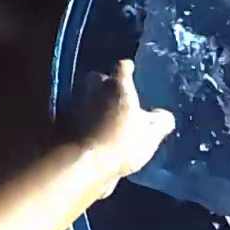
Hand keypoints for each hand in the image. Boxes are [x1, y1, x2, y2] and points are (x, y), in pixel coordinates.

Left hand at [81, 60, 175, 189]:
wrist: (84, 162)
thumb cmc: (122, 142)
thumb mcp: (151, 135)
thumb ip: (160, 121)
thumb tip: (164, 115)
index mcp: (118, 85)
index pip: (122, 67)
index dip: (127, 68)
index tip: (130, 68)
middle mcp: (95, 88)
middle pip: (99, 78)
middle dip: (106, 84)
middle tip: (116, 95)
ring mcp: (77, 102)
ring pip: (86, 95)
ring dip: (93, 102)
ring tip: (105, 115)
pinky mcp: (65, 120)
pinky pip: (77, 113)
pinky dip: (84, 118)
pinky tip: (92, 130)